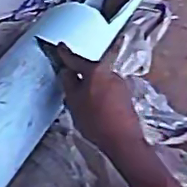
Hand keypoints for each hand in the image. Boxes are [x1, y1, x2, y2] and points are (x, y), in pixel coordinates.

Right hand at [39, 39, 147, 158]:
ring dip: (92, 86)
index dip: (65, 54)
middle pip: (92, 69)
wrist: (123, 140)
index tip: (60, 47)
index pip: (76, 59)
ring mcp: (121, 84)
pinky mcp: (126, 96)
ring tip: (83, 101)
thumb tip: (67, 72)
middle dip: (81, 74)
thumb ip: (69, 83)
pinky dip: (100, 95)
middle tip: (71, 81)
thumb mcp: (74, 102)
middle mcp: (111, 73)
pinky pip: (108, 90)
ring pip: (100, 80)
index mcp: (96, 71)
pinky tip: (96, 108)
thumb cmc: (95, 120)